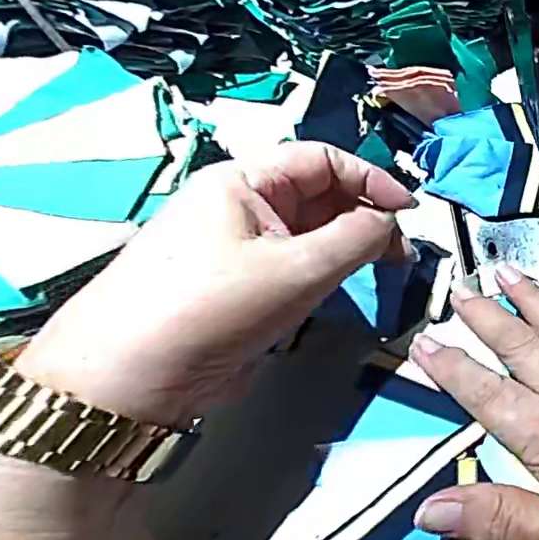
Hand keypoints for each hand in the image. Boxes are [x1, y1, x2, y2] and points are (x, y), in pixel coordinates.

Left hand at [15, 142, 414, 427]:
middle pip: (326, 192)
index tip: (408, 209)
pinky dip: (341, 263)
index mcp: (244, 184)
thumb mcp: (301, 266)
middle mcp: (245, 205)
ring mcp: (248, 243)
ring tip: (387, 266)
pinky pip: (309, 256)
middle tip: (401, 248)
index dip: (372, 179)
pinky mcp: (252, 277)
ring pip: (322, 226)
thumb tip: (391, 224)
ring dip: (361, 241)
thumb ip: (360, 235)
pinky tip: (356, 279)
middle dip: (371, 214)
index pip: (324, 160)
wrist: (130, 379)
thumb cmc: (212, 308)